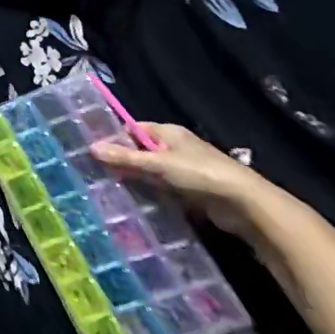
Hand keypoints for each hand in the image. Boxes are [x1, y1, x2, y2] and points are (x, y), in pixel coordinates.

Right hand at [90, 123, 284, 239]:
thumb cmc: (200, 174)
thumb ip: (125, 157)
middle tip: (95, 171)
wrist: (244, 204)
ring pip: (150, 170)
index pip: (133, 129)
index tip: (94, 150)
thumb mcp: (158, 164)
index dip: (114, 138)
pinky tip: (132, 199)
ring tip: (107, 186)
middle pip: (140, 150)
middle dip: (122, 160)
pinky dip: (149, 191)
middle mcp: (175, 147)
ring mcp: (183, 169)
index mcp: (168, 132)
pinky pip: (161, 187)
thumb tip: (90, 147)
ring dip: (135, 178)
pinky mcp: (189, 189)